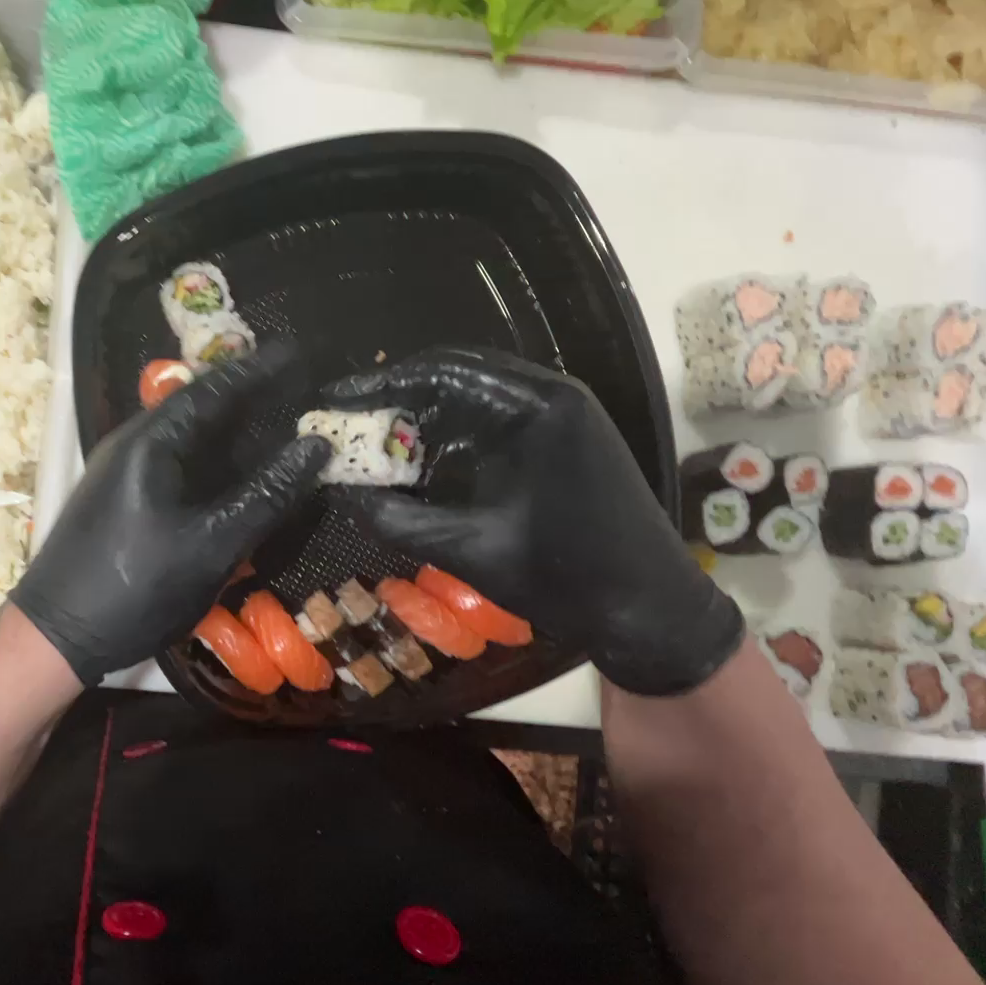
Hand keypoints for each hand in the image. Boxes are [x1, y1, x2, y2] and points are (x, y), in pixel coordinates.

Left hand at [12, 343, 332, 685]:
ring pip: (194, 445)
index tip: (300, 352)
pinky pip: (183, 472)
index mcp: (150, 442)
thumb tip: (316, 447)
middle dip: (255, 401)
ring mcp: (130, 475)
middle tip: (305, 390)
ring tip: (288, 430)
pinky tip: (247, 482)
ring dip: (239, 439)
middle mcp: (136, 447)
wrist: (58, 634)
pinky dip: (219, 471)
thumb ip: (266, 496)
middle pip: (204, 411)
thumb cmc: (134, 587)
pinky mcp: (129, 502)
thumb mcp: (210, 544)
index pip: (213, 389)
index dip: (259, 369)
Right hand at [320, 346, 741, 695]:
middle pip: (456, 375)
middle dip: (397, 395)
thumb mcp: (470, 551)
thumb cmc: (567, 579)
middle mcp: (550, 396)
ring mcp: (561, 414)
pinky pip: (494, 418)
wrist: (651, 611)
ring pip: (473, 395)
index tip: (334, 400)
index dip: (381, 384)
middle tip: (348, 418)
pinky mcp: (563, 438)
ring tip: (373, 437)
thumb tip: (341, 493)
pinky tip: (421, 458)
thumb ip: (398, 519)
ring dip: (422, 414)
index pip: (442, 372)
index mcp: (536, 409)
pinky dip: (452, 433)